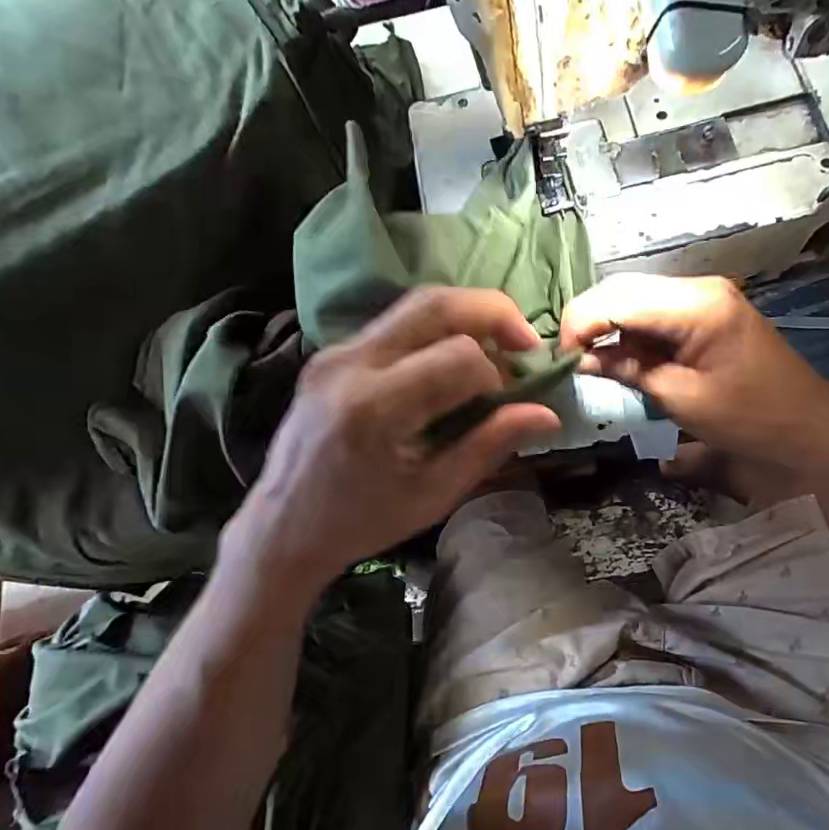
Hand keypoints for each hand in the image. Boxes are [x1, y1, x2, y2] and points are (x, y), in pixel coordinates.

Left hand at [226, 288, 561, 585]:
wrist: (282, 526)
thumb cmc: (359, 523)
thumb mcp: (431, 494)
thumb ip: (488, 445)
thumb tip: (546, 414)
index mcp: (375, 407)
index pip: (459, 356)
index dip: (496, 375)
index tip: (504, 405)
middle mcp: (350, 364)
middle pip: (434, 304)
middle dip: (491, 313)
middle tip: (522, 343)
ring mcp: (333, 354)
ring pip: (411, 308)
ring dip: (461, 321)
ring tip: (488, 356)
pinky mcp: (327, 356)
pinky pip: (389, 328)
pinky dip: (428, 336)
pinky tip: (443, 369)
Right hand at [559, 274, 828, 480]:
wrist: (809, 432)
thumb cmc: (747, 417)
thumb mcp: (678, 397)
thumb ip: (626, 370)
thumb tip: (580, 360)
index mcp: (695, 304)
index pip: (616, 299)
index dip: (579, 325)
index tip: (560, 360)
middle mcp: (697, 289)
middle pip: (620, 290)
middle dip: (587, 322)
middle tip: (567, 360)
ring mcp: (702, 298)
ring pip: (631, 298)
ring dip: (605, 327)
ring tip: (587, 361)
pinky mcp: (703, 313)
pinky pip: (650, 313)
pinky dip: (626, 332)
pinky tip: (616, 357)